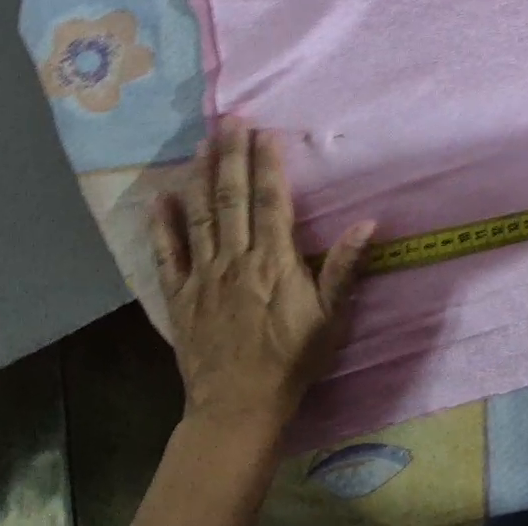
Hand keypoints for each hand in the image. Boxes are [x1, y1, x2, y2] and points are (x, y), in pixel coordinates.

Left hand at [147, 117, 375, 432]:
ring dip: (199, 178)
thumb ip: (343, 267)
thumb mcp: (332, 315)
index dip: (267, 166)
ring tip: (200, 144)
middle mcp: (236, 261)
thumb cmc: (294, 358)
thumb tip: (368, 223)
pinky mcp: (180, 298)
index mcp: (275, 262)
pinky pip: (167, 256)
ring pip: (200, 218)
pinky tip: (160, 198)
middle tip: (229, 121)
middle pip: (231, 200)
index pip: (270, 203)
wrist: (238, 407)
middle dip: (231, 157)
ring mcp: (203, 278)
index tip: (265, 133)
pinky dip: (162, 225)